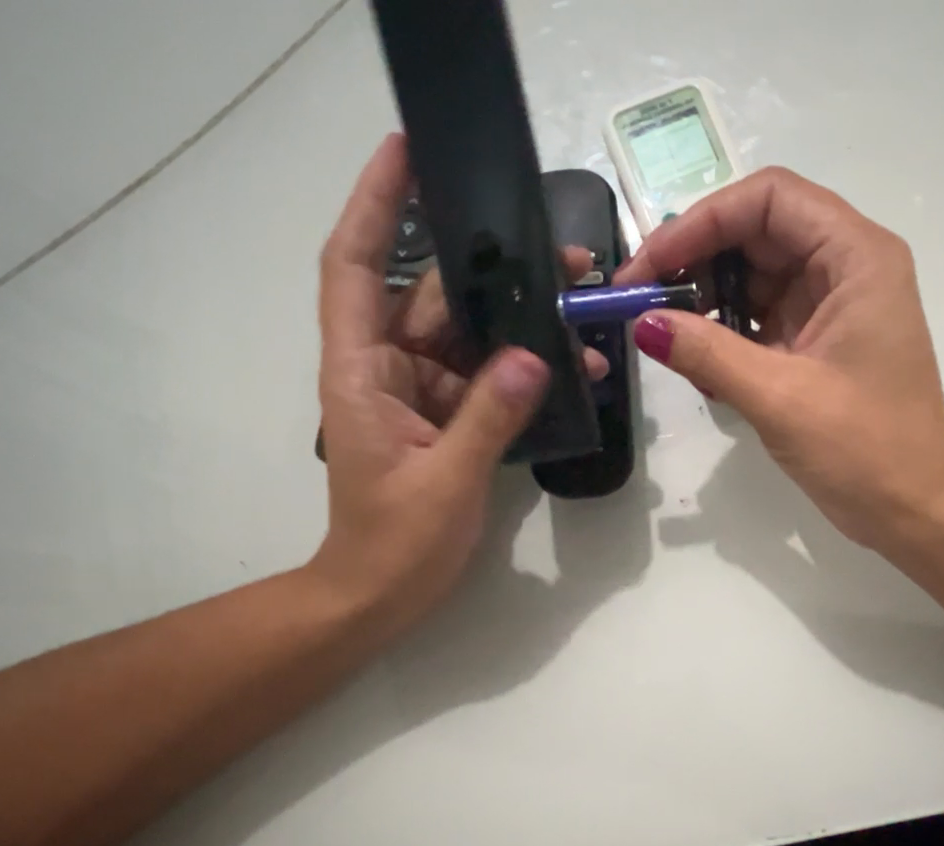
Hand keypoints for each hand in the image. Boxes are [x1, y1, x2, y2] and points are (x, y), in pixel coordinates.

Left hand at [306, 135, 602, 631]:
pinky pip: (491, 375)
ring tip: (587, 310)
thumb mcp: (445, 480)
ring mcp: (421, 391)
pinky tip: (577, 369)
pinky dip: (529, 369)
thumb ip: (490, 416)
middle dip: (499, 271)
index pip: (356, 266)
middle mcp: (388, 366)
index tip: (406, 150)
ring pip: (473, 333)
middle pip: (438, 295)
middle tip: (569, 257)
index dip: (373, 202)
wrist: (377, 598)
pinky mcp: (449, 415)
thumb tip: (536, 356)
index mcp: (362, 371)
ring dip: (526, 321)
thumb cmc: (393, 545)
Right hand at [615, 167, 943, 552]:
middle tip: (643, 300)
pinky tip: (700, 363)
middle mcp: (850, 267)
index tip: (651, 266)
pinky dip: (728, 331)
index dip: (703, 221)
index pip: (770, 198)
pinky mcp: (824, 341)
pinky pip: (765, 315)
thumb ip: (707, 352)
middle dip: (698, 258)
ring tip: (668, 335)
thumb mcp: (779, 398)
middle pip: (759, 230)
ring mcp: (837, 305)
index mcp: (858, 258)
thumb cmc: (865, 450)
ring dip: (709, 297)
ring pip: (758, 274)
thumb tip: (642, 321)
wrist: (915, 511)